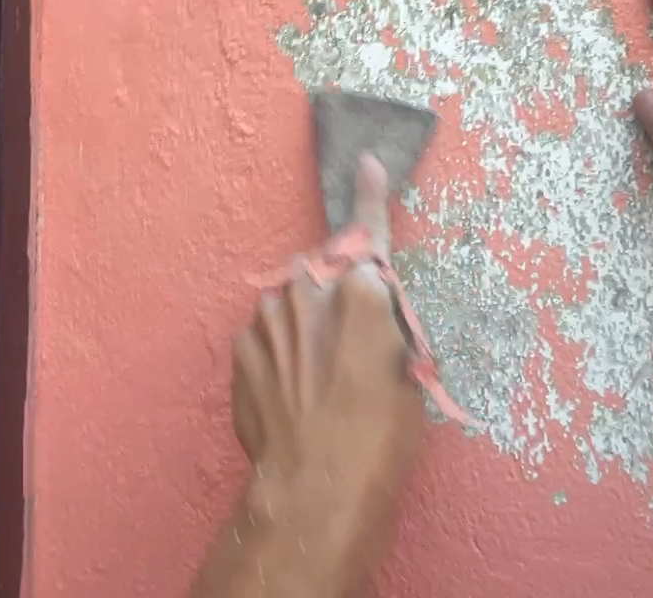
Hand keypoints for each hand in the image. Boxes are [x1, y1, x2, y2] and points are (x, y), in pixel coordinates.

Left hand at [220, 156, 424, 596]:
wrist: (315, 489)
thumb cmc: (381, 436)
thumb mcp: (410, 374)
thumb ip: (388, 323)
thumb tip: (373, 308)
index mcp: (362, 291)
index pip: (368, 232)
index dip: (370, 196)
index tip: (366, 163)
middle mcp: (311, 288)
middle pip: (327, 275)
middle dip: (338, 298)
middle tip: (348, 351)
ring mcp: (271, 313)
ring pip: (294, 303)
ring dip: (306, 325)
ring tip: (316, 379)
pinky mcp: (242, 341)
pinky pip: (268, 331)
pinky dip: (280, 349)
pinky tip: (289, 389)